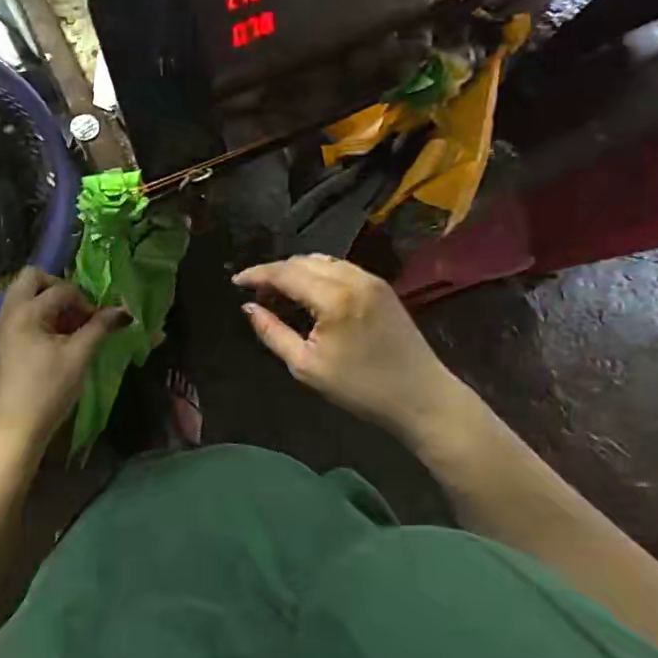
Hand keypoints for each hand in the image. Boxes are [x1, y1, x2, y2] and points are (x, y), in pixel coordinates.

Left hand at [0, 268, 129, 447]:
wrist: (15, 427)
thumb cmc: (48, 390)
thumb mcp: (78, 356)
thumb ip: (99, 328)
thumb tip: (123, 311)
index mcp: (26, 311)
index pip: (62, 289)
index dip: (86, 302)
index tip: (100, 322)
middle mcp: (9, 311)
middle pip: (33, 278)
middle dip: (59, 287)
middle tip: (77, 311)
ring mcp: (2, 325)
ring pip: (25, 294)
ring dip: (49, 302)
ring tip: (69, 327)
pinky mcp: (3, 340)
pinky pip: (20, 311)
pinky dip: (39, 315)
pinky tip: (56, 339)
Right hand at [234, 254, 479, 445]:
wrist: (421, 397)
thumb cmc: (360, 388)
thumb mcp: (305, 366)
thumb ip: (272, 333)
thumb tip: (249, 308)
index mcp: (334, 298)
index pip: (285, 273)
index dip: (257, 274)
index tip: (236, 282)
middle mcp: (353, 279)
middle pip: (302, 261)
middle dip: (275, 272)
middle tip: (256, 294)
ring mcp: (371, 280)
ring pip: (321, 261)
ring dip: (296, 271)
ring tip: (279, 293)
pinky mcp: (382, 286)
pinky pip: (339, 268)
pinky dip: (317, 273)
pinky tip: (308, 293)